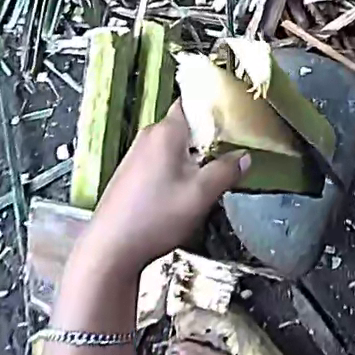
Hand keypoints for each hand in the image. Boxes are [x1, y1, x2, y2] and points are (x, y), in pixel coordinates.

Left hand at [72, 104, 248, 276]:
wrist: (109, 251)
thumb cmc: (155, 217)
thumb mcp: (201, 195)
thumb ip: (226, 171)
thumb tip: (244, 157)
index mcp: (166, 132)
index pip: (192, 102)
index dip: (214, 107)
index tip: (234, 118)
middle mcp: (149, 136)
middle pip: (186, 126)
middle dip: (208, 138)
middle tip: (229, 154)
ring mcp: (136, 155)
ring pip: (174, 146)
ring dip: (192, 157)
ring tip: (208, 177)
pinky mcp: (130, 174)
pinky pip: (161, 161)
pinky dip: (176, 169)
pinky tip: (182, 193)